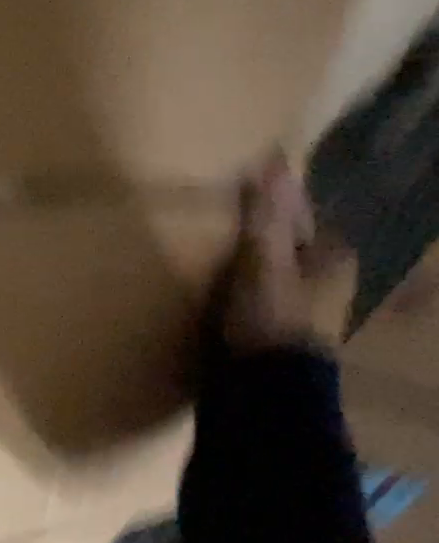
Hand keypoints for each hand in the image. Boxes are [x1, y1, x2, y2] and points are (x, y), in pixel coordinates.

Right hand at [214, 154, 355, 356]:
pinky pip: (258, 293)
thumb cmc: (271, 316)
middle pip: (288, 243)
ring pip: (273, 269)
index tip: (235, 190)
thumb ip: (266, 215)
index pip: (300, 215)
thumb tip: (274, 160)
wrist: (268, 383)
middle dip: (259, 232)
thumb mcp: (264, 261)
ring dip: (247, 260)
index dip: (270, 201)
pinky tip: (213, 287)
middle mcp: (328, 279)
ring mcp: (305, 307)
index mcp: (334, 257)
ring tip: (208, 251)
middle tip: (217, 219)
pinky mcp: (277, 329)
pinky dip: (239, 285)